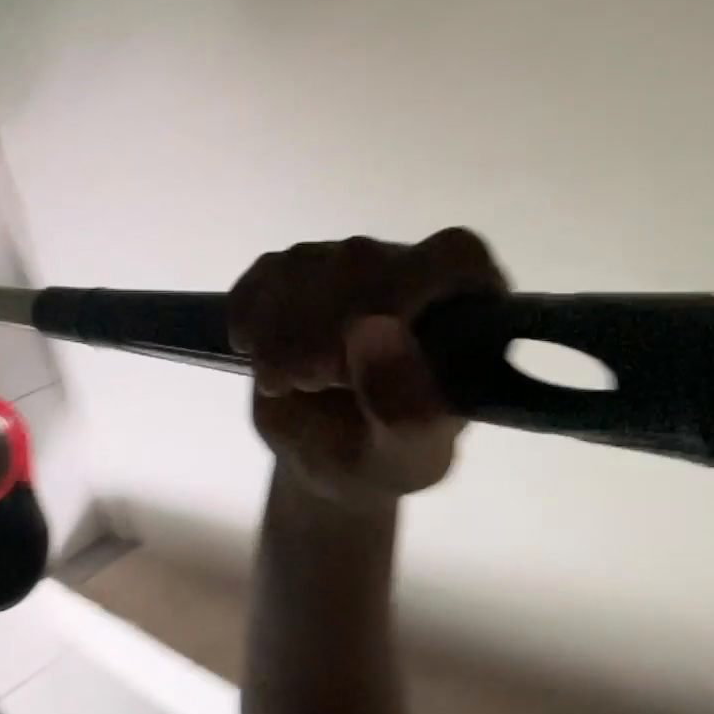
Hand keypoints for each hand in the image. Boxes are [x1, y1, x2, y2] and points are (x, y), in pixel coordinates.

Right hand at [227, 229, 507, 506]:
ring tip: (280, 380)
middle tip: (304, 380)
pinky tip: (253, 350)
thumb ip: (405, 410)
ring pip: (307, 262)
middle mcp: (409, 275)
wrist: (317, 456)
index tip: (370, 335)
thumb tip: (374, 332)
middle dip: (322, 320)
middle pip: (365, 259)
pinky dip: (249, 312)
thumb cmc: (378, 458)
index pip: (456, 256)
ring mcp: (346, 268)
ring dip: (278, 325)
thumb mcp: (402, 458)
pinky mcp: (293, 274)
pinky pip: (265, 272)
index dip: (412, 285)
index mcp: (465, 312)